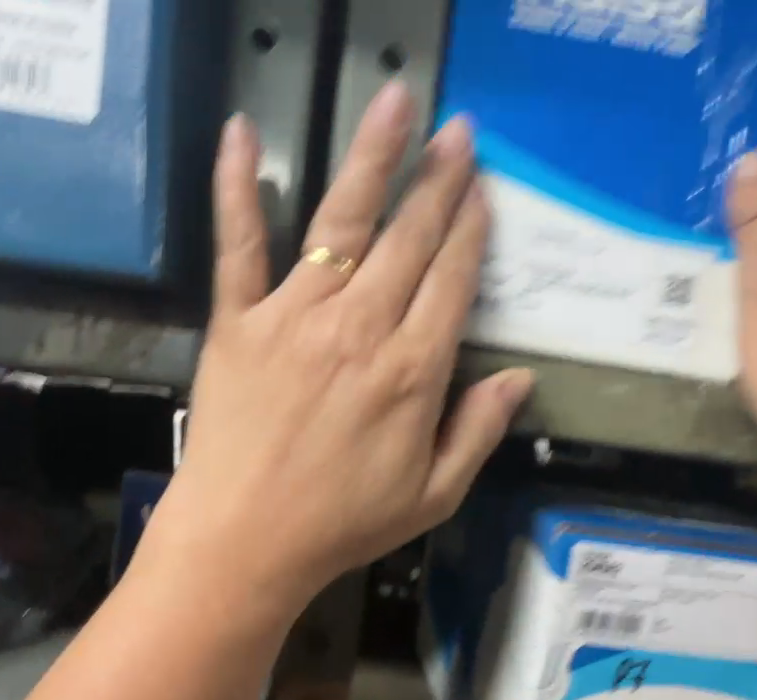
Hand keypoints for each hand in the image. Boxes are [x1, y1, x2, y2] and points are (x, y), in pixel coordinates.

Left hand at [150, 83, 532, 611]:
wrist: (245, 540)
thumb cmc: (343, 525)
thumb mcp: (432, 496)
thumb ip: (478, 432)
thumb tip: (520, 378)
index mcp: (413, 372)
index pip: (452, 282)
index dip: (471, 231)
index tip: (483, 191)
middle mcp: (361, 329)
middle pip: (410, 241)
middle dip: (438, 181)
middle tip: (458, 131)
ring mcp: (295, 318)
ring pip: (342, 225)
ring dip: (373, 160)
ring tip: (396, 102)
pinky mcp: (237, 322)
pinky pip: (238, 246)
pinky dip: (236, 188)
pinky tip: (240, 134)